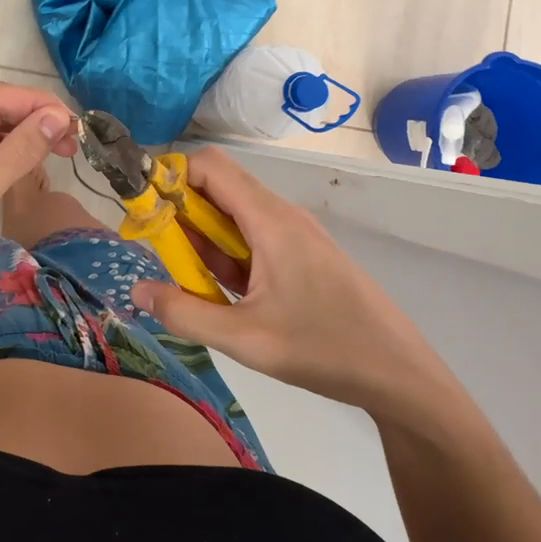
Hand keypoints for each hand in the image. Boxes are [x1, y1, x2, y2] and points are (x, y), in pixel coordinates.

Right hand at [130, 147, 453, 421]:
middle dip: (181, 214)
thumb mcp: (244, 339)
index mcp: (269, 221)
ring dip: (205, 239)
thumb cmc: (325, 350)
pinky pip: (253, 235)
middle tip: (168, 259)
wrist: (403, 376)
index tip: (146, 212)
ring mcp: (296, 234)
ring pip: (233, 214)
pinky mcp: (304, 254)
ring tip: (201, 287)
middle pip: (217, 187)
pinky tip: (233, 296)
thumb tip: (137, 290)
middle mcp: (281, 215)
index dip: (169, 177)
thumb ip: (184, 312)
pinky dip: (229, 254)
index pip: (208, 165)